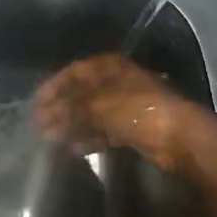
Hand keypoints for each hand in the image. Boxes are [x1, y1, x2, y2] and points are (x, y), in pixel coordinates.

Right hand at [34, 54, 216, 173]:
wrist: (180, 138)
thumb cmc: (138, 111)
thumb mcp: (99, 106)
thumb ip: (71, 108)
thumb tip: (46, 114)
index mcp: (110, 68)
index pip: (74, 72)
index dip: (54, 86)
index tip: (36, 103)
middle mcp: (117, 82)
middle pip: (82, 93)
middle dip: (60, 108)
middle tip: (39, 124)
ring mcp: (126, 106)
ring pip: (92, 114)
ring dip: (72, 125)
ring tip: (51, 139)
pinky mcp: (133, 128)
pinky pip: (103, 131)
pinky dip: (89, 138)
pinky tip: (73, 149)